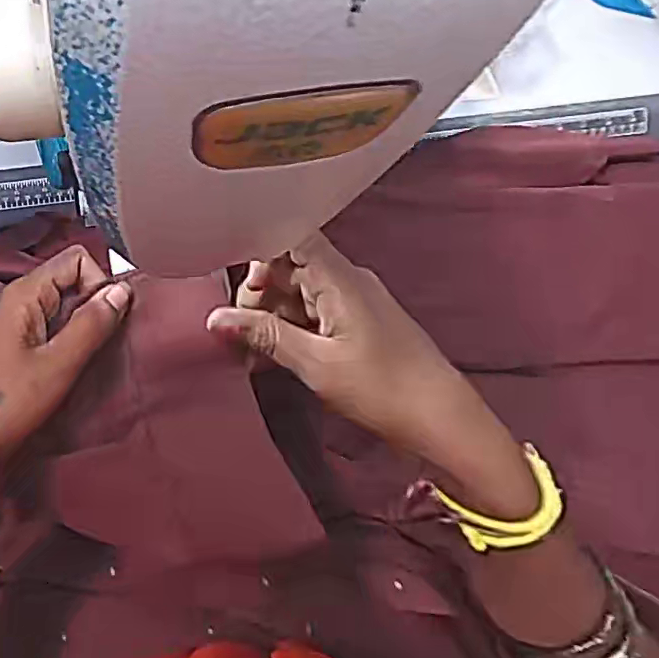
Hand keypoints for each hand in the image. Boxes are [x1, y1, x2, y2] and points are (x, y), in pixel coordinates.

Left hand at [0, 246, 132, 521]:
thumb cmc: (3, 405)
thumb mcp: (58, 365)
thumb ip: (92, 324)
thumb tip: (122, 289)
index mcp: (23, 293)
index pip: (76, 258)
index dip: (100, 282)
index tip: (109, 320)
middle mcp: (13, 299)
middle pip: (68, 280)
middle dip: (92, 306)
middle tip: (101, 346)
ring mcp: (8, 323)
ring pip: (59, 307)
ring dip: (79, 328)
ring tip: (85, 362)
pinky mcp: (6, 346)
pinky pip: (45, 328)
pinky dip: (63, 343)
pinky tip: (66, 371)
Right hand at [206, 231, 538, 518]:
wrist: (443, 420)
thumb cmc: (383, 389)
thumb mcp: (315, 364)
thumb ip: (264, 335)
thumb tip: (215, 319)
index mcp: (339, 278)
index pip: (289, 237)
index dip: (257, 253)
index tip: (238, 288)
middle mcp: (346, 279)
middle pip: (287, 266)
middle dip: (257, 296)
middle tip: (240, 335)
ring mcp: (352, 299)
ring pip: (296, 291)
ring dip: (270, 317)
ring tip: (253, 355)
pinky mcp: (355, 320)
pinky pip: (311, 311)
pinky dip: (289, 329)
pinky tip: (273, 358)